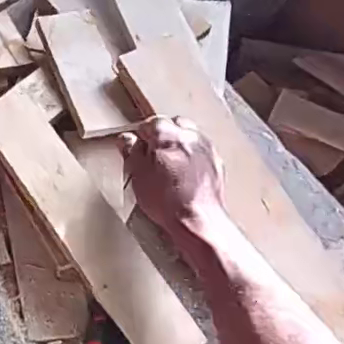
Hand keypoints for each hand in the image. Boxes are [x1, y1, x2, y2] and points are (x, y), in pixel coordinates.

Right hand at [119, 116, 225, 237]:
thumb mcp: (137, 175)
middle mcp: (190, 136)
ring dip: (177, 147)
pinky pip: (200, 153)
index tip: (133, 147)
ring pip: (188, 137)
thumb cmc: (168, 200)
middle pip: (173, 125)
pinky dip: (190, 159)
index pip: (150, 123)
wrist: (197, 221)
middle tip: (149, 156)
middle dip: (161, 136)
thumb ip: (131, 152)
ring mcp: (206, 148)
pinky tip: (181, 177)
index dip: (139, 136)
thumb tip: (126, 140)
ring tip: (165, 168)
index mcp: (167, 134)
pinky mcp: (216, 163)